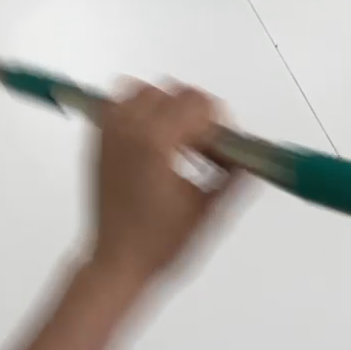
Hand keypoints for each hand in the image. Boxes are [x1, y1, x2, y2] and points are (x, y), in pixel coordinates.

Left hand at [84, 81, 238, 292]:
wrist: (115, 260)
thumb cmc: (163, 242)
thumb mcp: (208, 211)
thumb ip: (233, 176)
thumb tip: (252, 153)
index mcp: (157, 141)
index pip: (197, 102)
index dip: (217, 123)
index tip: (222, 149)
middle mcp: (129, 126)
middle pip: (173, 91)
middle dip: (194, 115)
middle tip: (202, 151)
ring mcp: (109, 129)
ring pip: (143, 90)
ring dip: (165, 107)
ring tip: (176, 143)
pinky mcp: (97, 137)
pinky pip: (117, 101)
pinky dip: (136, 109)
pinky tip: (151, 140)